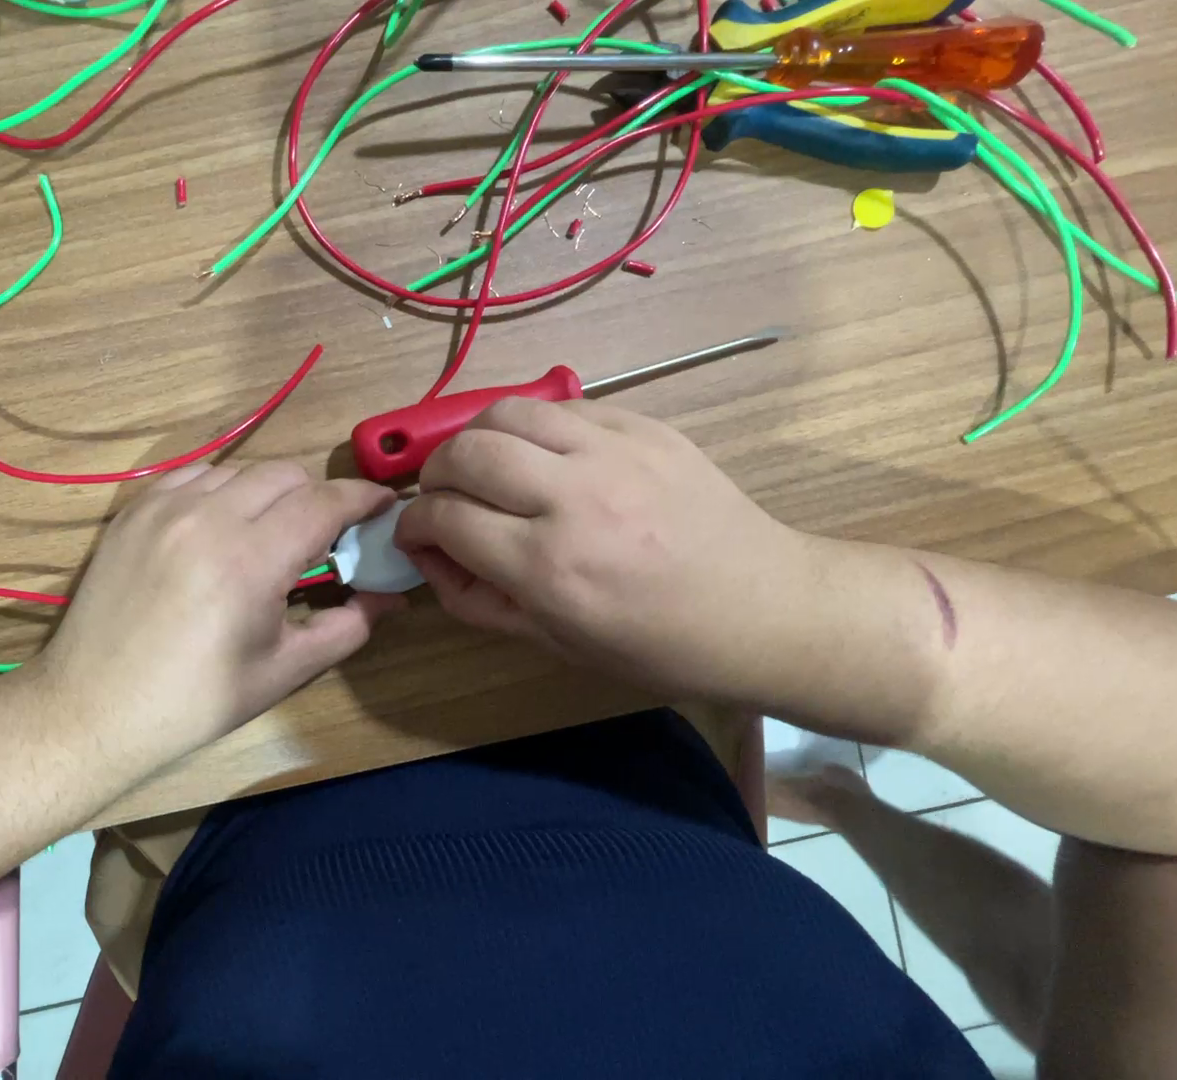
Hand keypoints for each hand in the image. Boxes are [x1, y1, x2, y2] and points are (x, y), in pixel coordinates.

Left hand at [32, 462, 402, 769]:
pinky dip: (220, 489)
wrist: (94, 707)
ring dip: (268, 492)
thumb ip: (347, 626)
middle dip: (317, 497)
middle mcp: (208, 517)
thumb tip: (390, 595)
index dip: (362, 498)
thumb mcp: (282, 671)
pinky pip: (192, 476)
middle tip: (324, 535)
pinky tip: (219, 524)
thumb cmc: (196, 701)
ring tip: (267, 532)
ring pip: (239, 471)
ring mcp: (163, 508)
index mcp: (251, 559)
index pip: (324, 502)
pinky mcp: (133, 512)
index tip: (383, 504)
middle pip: (286, 474)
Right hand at [393, 397, 819, 700]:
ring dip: (475, 436)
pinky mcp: (643, 426)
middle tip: (442, 496)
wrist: (763, 609)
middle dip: (434, 474)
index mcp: (548, 567)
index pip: (444, 518)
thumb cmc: (653, 645)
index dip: (413, 524)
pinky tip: (540, 454)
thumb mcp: (553, 642)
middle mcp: (573, 498)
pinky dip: (531, 427)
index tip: (415, 534)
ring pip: (506, 411)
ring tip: (483, 464)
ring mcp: (612, 452)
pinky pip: (560, 406)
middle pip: (465, 453)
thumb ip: (476, 599)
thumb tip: (429, 556)